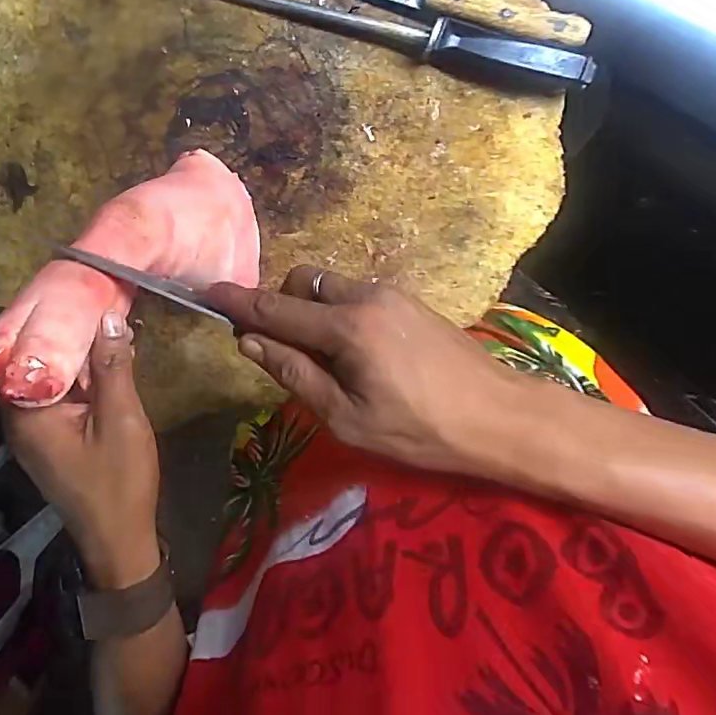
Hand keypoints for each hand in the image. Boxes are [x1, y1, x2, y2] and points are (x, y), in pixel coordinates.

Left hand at [1, 310, 160, 588]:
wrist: (120, 542)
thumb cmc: (119, 482)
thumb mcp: (121, 418)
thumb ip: (111, 366)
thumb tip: (107, 315)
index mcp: (25, 411)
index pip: (21, 349)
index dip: (42, 315)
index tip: (66, 286)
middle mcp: (18, 416)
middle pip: (31, 358)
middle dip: (57, 328)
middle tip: (84, 292)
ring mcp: (31, 427)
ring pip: (44, 373)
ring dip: (69, 349)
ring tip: (94, 312)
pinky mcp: (47, 434)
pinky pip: (55, 391)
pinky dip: (73, 372)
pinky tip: (98, 352)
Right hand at [207, 266, 537, 477]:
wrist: (508, 419)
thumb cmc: (424, 431)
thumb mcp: (348, 417)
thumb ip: (294, 373)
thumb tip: (249, 341)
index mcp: (346, 328)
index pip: (275, 308)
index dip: (237, 301)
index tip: (207, 291)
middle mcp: (364, 296)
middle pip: (299, 282)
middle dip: (279, 304)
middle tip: (283, 347)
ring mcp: (389, 293)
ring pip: (327, 285)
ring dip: (309, 308)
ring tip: (325, 356)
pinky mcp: (406, 299)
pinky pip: (352, 293)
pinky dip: (335, 311)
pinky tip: (357, 352)